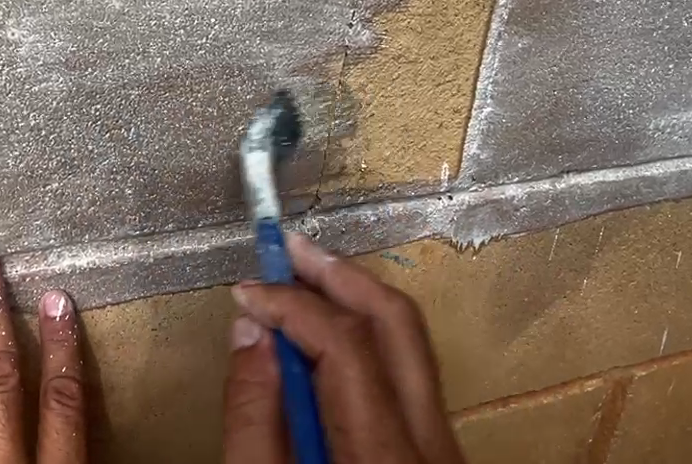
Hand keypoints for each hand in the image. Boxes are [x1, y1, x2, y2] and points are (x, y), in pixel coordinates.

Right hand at [226, 233, 465, 463]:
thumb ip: (252, 414)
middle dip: (336, 273)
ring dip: (351, 295)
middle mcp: (433, 444)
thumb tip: (249, 327)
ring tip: (300, 274)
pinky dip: (363, 331)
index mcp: (387, 457)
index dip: (291, 303)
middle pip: (396, 320)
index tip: (246, 293)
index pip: (347, 343)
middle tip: (286, 248)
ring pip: (408, 337)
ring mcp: (444, 445)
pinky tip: (321, 330)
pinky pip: (406, 365)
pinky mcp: (439, 448)